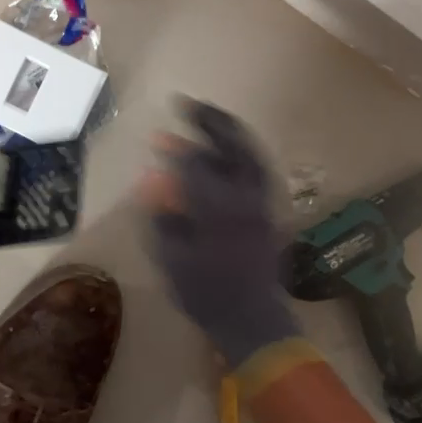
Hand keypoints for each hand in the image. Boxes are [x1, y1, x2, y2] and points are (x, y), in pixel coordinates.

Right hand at [139, 101, 299, 367]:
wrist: (252, 319)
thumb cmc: (205, 293)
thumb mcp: (172, 258)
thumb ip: (162, 216)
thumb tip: (151, 180)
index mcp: (217, 209)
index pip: (195, 166)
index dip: (176, 152)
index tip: (160, 141)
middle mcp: (244, 197)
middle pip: (230, 146)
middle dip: (208, 122)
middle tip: (187, 104)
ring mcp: (262, 201)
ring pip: (249, 152)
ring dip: (227, 130)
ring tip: (207, 115)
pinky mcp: (270, 208)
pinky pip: (257, 167)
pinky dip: (241, 149)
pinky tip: (226, 146)